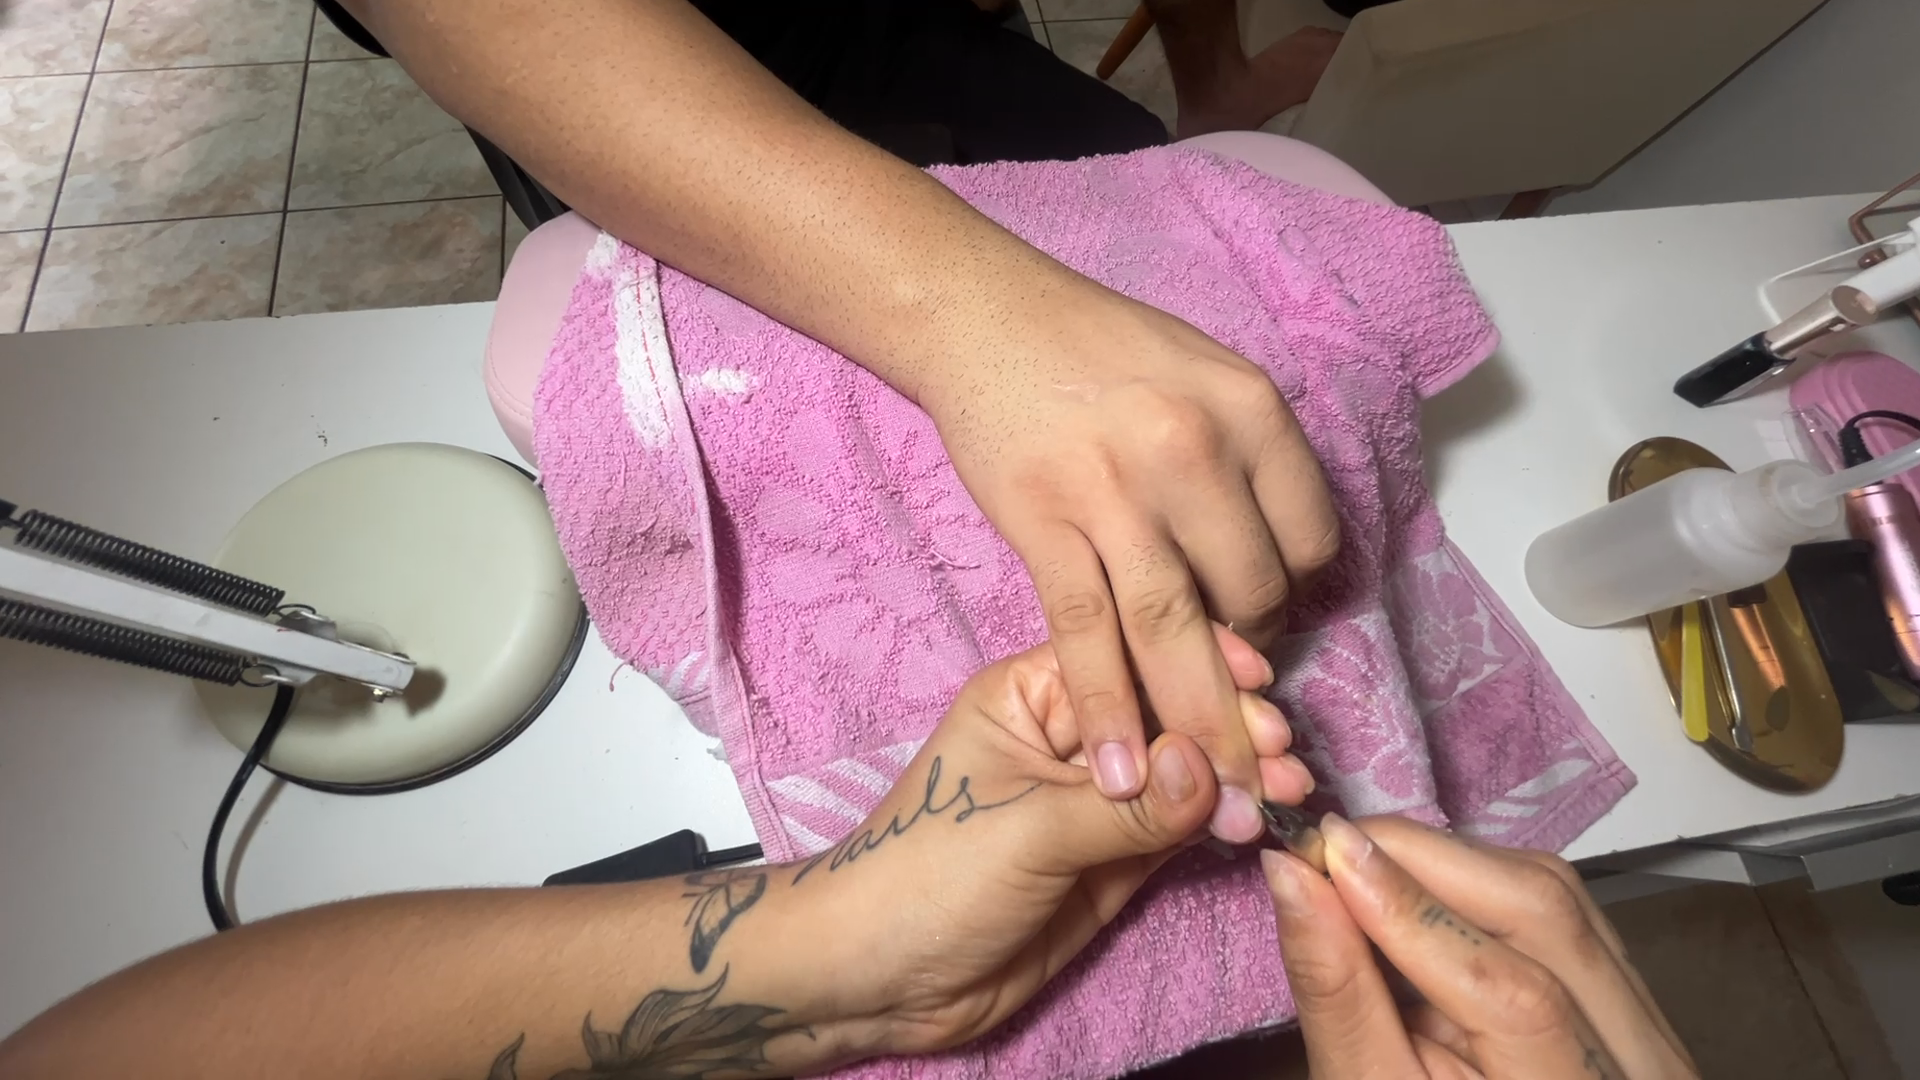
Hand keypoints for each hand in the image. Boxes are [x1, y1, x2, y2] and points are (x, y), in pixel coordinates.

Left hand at [795, 629, 1313, 1057]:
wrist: (887, 976)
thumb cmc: (934, 871)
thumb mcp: (1027, 829)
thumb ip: (1123, 804)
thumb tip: (1212, 765)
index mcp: (1030, 692)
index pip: (1119, 658)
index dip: (1187, 662)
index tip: (1256, 680)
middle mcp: (1068, 730)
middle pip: (1158, 711)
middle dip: (1220, 724)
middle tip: (1280, 750)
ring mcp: (1094, 792)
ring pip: (1177, 769)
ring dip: (1233, 774)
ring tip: (1287, 787)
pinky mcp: (1113, 851)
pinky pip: (1176, 825)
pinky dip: (1219, 821)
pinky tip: (1262, 817)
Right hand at [921, 289, 1337, 841]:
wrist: (987, 320)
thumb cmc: (1095, 346)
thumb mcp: (1201, 370)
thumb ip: (1245, 454)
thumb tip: (1259, 552)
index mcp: (1252, 409)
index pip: (1309, 539)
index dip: (1295, 603)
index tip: (1264, 632)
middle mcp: (1196, 452)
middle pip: (1250, 596)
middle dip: (1251, 678)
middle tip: (1251, 736)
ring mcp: (1117, 492)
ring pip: (1173, 628)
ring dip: (1200, 722)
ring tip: (1221, 803)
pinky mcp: (1045, 525)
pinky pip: (1086, 629)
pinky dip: (1107, 705)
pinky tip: (1118, 768)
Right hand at [1260, 815, 1697, 1078]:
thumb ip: (1334, 986)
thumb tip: (1290, 870)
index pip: (1510, 993)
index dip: (1408, 909)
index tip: (1320, 850)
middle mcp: (1650, 1067)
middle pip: (1544, 913)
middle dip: (1418, 858)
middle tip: (1329, 846)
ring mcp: (1656, 1029)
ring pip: (1554, 893)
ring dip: (1440, 860)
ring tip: (1360, 866)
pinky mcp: (1629, 991)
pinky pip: (1557, 902)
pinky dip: (1469, 875)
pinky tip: (1412, 888)